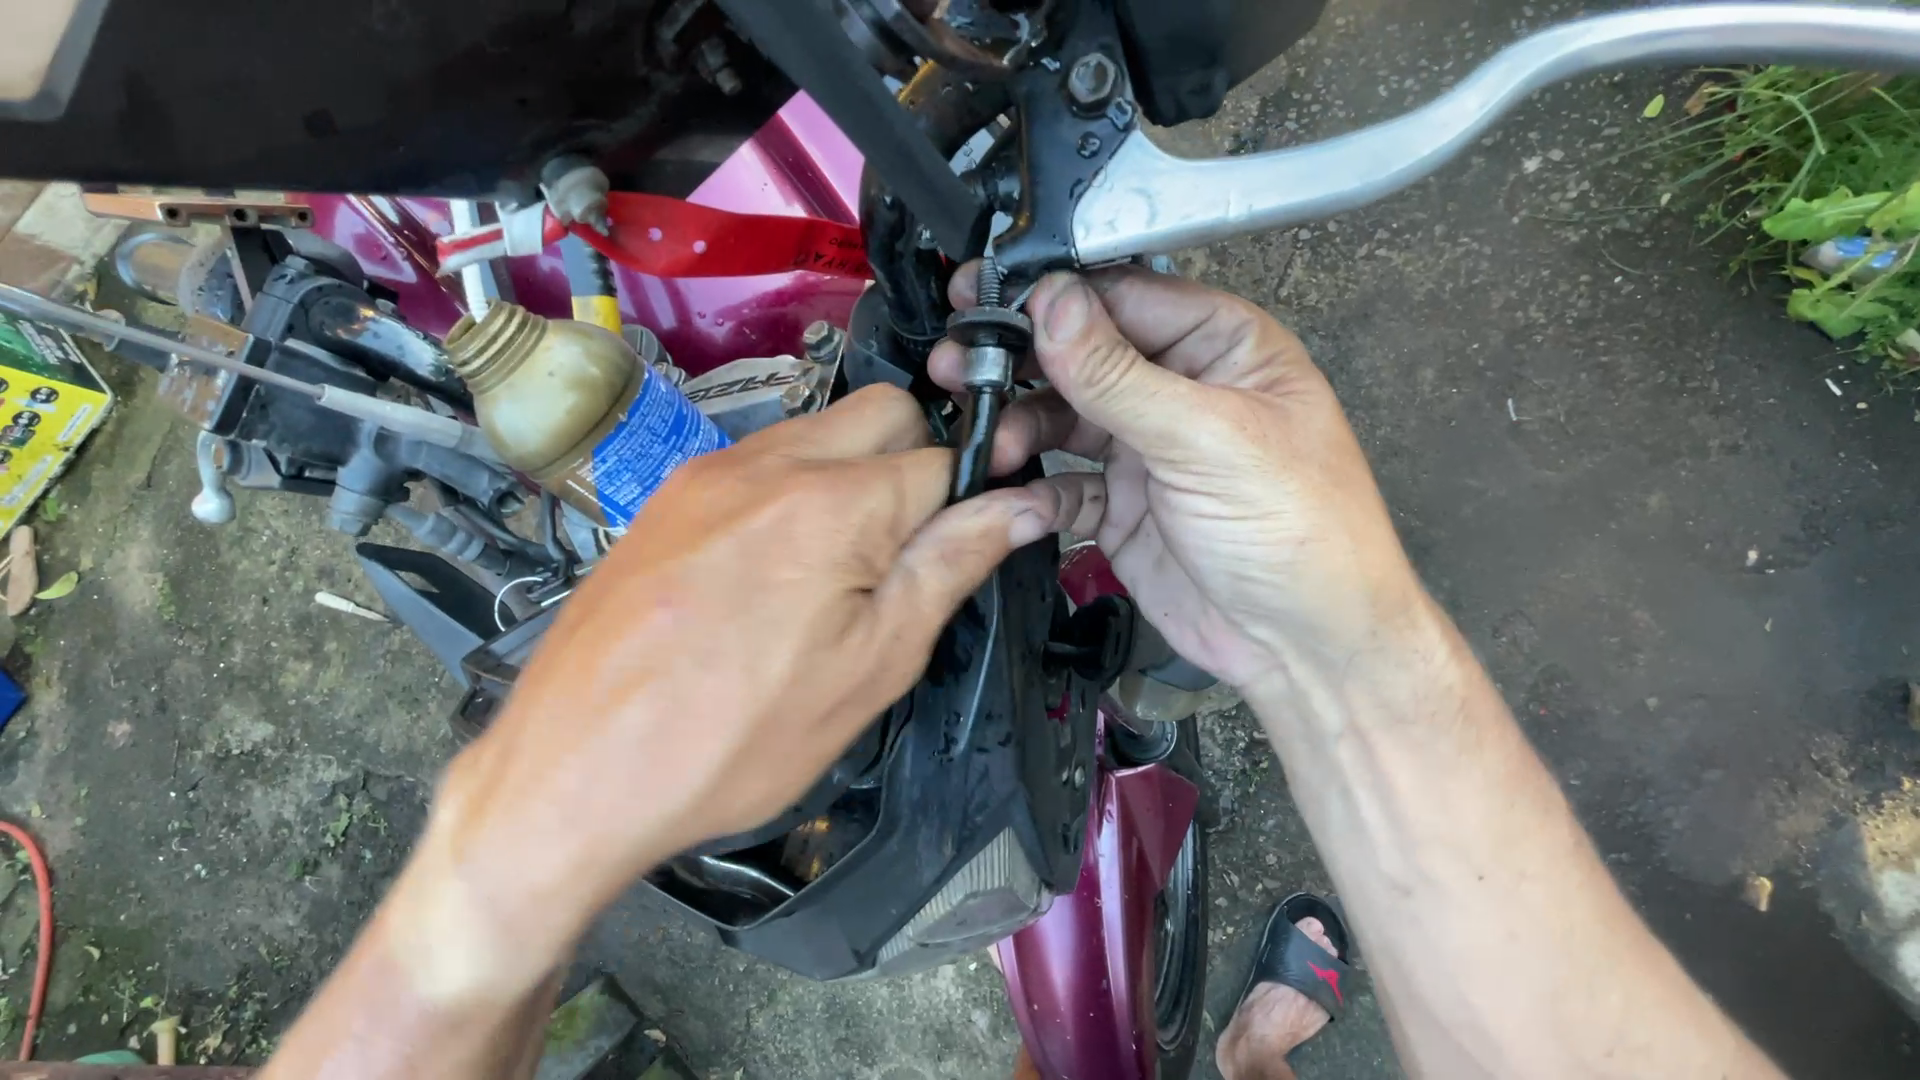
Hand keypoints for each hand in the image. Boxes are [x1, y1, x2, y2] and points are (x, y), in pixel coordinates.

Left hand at [410, 385, 1059, 987]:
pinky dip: (798, 489)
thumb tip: (1025, 506)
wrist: (572, 772)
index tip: (978, 534)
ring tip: (842, 566)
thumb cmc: (736, 739)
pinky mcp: (671, 493)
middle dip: (921, 459)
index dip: (977, 493)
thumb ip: (950, 567)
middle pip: (884, 412)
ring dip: (858, 475)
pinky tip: (779, 567)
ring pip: (822, 430)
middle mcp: (770, 462)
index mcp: (834, 504)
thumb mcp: (872, 666)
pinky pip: (762, 460)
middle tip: (910, 547)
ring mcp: (710, 471)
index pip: (944, 458)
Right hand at [931, 267, 1422, 688]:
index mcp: (1220, 347)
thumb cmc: (1296, 530)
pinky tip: (1011, 493)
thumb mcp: (1207, 440)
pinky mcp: (1119, 504)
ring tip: (987, 441)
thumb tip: (1052, 304)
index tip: (989, 301)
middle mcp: (1178, 389)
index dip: (1054, 297)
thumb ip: (1121, 376)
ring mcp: (1144, 448)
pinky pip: (1060, 481)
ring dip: (1018, 424)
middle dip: (1019, 358)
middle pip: (1081, 354)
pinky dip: (1031, 486)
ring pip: (1061, 416)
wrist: (1300, 648)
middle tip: (958, 362)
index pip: (1123, 298)